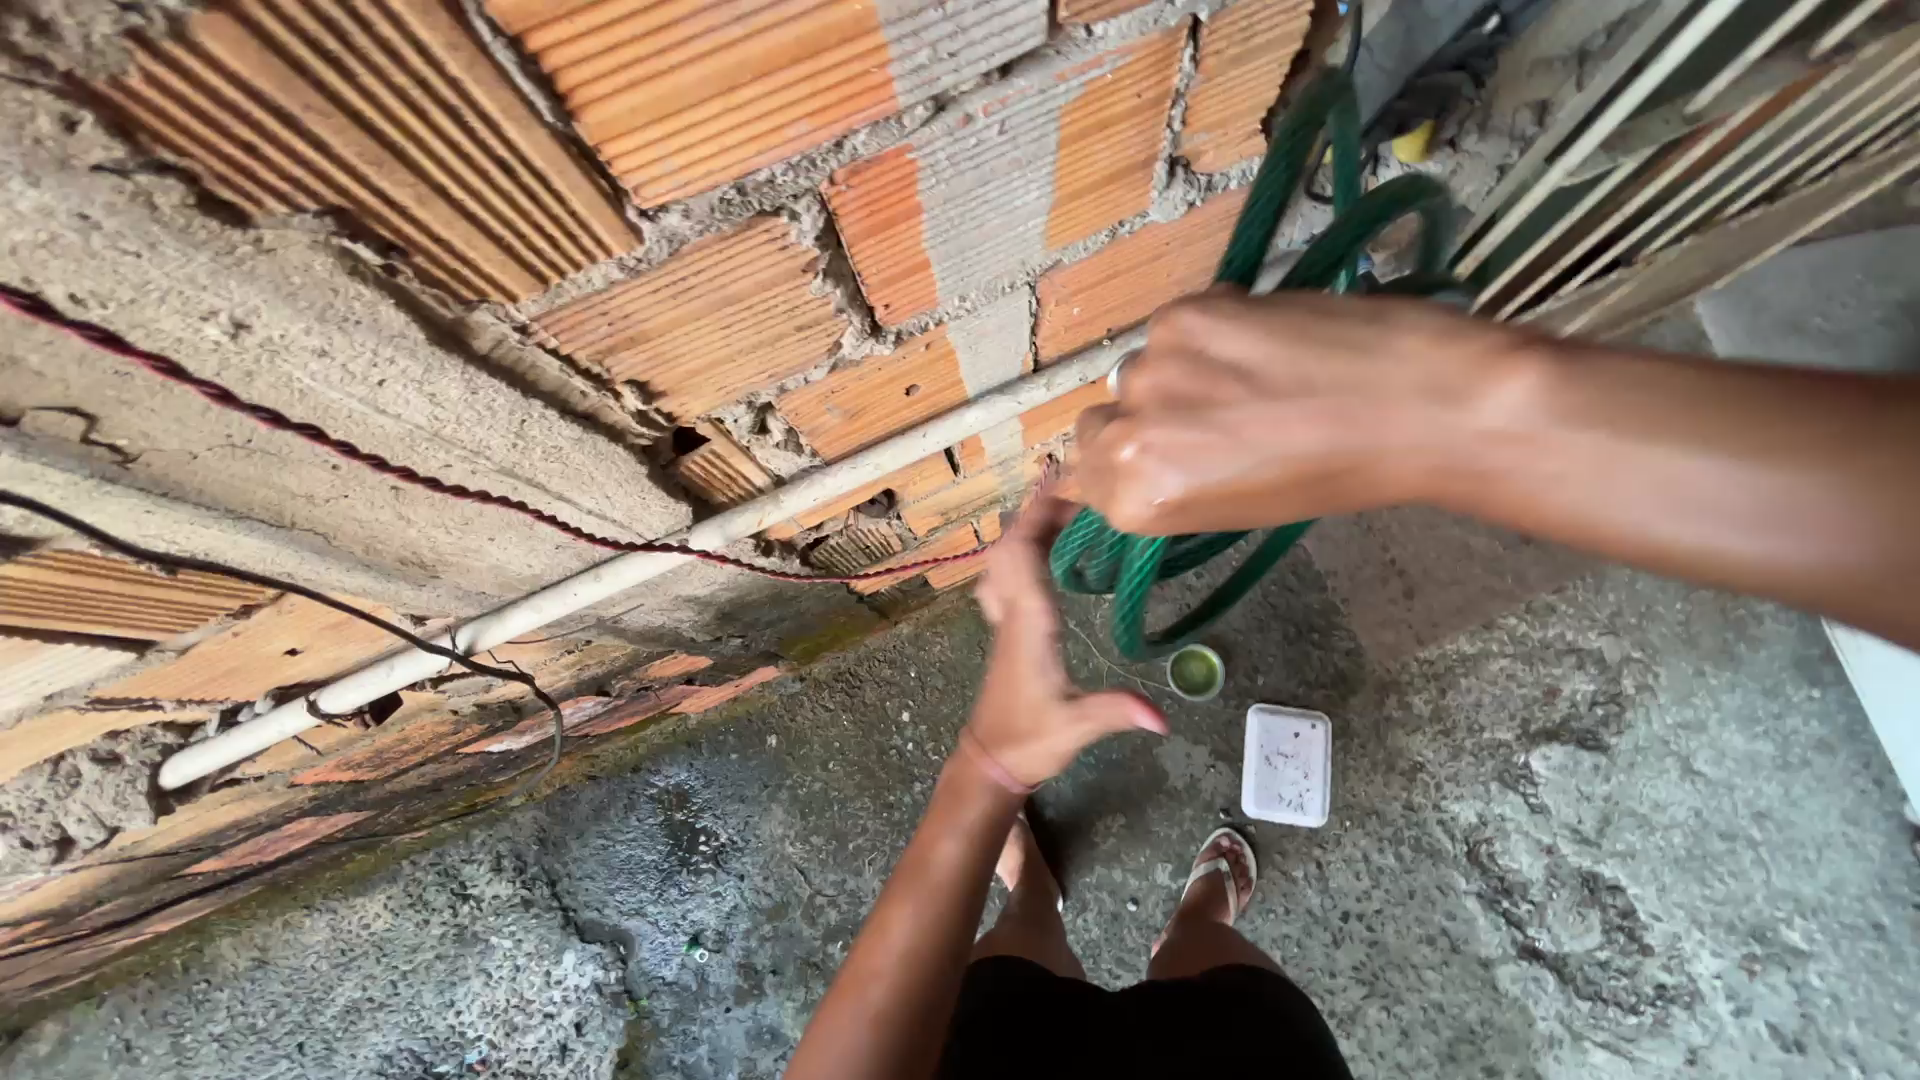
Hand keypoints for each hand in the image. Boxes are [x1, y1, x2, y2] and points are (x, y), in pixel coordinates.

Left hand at [961, 488, 1166, 788]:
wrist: (990, 759)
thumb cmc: (1029, 740)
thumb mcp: (1076, 727)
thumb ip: (1116, 713)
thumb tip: (1163, 717)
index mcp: (1029, 623)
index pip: (1024, 556)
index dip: (1041, 519)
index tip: (1072, 496)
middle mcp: (1011, 612)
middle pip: (1010, 546)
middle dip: (1039, 516)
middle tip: (1083, 507)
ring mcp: (1003, 620)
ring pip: (1002, 559)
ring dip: (1027, 531)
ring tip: (1067, 521)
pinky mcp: (1005, 630)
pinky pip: (1003, 577)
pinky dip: (1019, 554)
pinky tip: (1042, 557)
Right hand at [1074, 289, 1538, 535]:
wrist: (1417, 406)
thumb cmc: (1330, 478)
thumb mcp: (1228, 506)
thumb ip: (1158, 484)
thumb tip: (1127, 458)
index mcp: (1136, 497)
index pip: (1080, 477)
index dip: (1114, 466)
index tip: (1144, 456)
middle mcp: (1126, 436)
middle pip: (1095, 423)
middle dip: (1136, 423)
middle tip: (1200, 421)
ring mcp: (1152, 370)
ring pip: (1133, 371)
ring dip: (1170, 376)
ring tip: (1239, 380)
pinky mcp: (1185, 313)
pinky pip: (1168, 329)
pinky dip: (1198, 336)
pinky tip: (1251, 343)